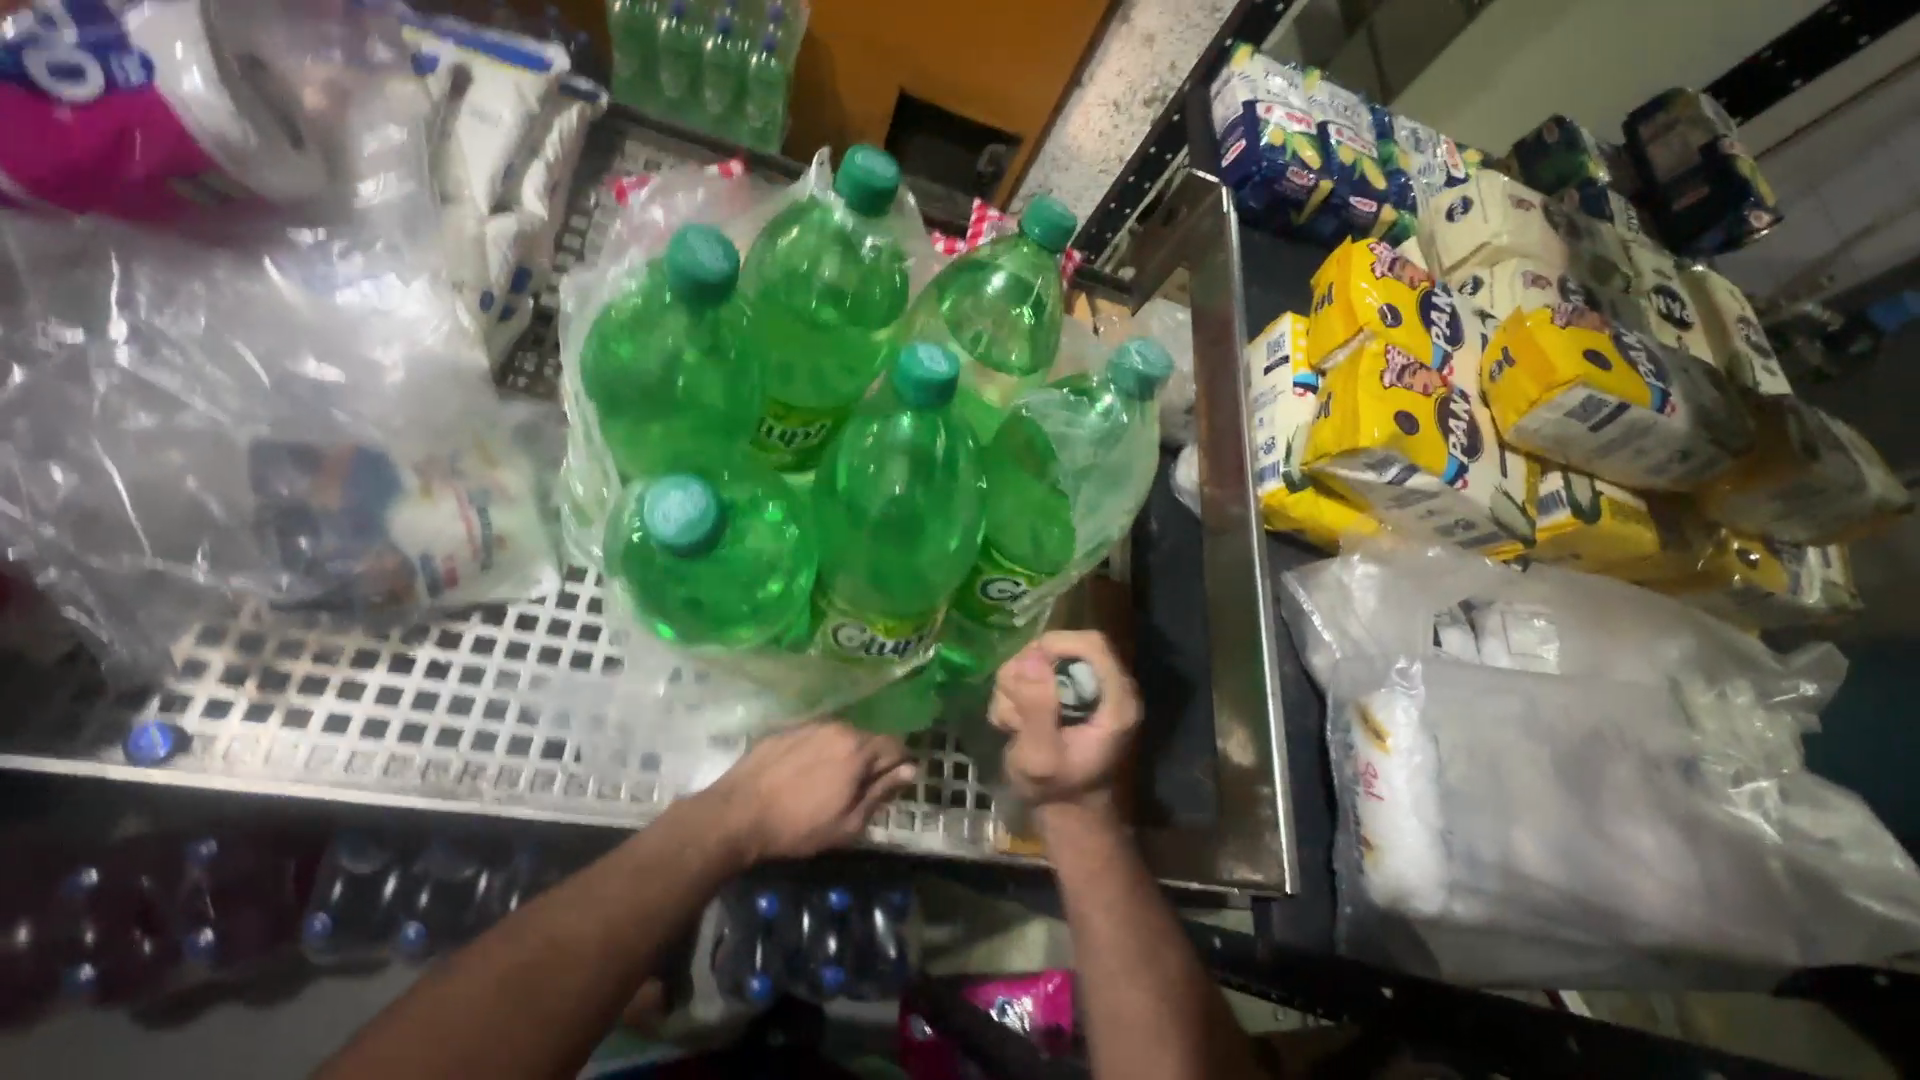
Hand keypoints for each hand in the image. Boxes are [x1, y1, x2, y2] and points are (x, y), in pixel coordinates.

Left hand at [697, 721, 916, 864]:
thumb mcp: (848, 822)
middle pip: (867, 740)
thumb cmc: (797, 827)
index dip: (898, 767)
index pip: (896, 745)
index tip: (889, 789)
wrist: (735, 816)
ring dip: (842, 757)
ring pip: (839, 738)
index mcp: (857, 748)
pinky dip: (815, 754)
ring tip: (825, 786)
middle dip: (869, 762)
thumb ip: (882, 792)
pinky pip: (812, 739)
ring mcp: (807, 726)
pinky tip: (799, 778)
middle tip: (855, 793)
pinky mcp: (783, 732)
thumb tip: (910, 771)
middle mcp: (836, 728)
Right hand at [989, 630, 1140, 817]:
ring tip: (1013, 723)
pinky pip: (1034, 674)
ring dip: (1015, 686)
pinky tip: (1015, 722)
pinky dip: (1016, 692)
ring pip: (1041, 659)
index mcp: (1117, 700)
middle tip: (1012, 706)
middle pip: (1061, 647)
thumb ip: (1037, 708)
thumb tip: (1031, 658)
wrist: (1064, 811)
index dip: (1055, 646)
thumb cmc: (1056, 790)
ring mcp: (1085, 689)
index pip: (1092, 645)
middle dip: (1025, 672)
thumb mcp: (1040, 757)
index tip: (1023, 672)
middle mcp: (1106, 687)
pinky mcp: (1067, 693)